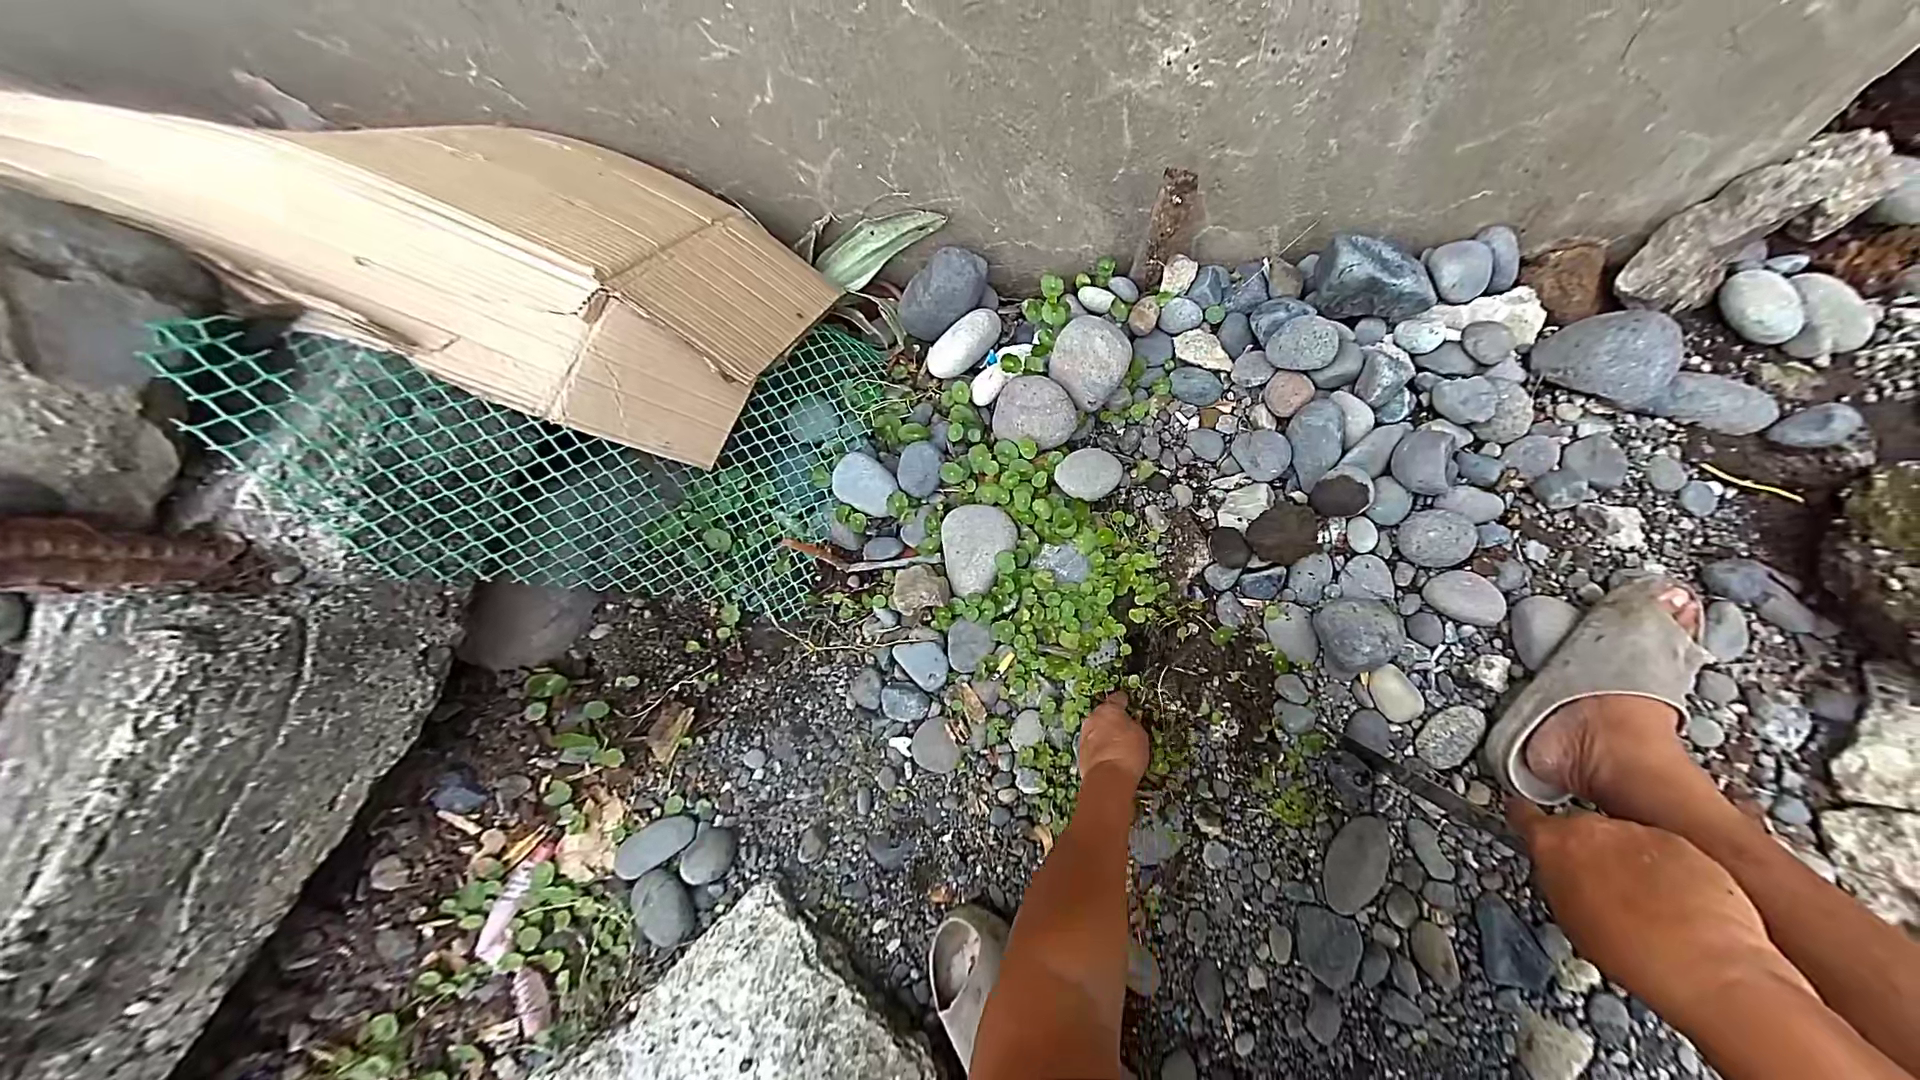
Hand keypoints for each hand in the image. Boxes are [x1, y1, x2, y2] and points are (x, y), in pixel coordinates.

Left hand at [1077, 691, 1147, 786]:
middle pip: (1102, 714)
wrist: (1108, 778)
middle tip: (1122, 726)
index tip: (1125, 700)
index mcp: (1109, 710)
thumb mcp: (1140, 734)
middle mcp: (1093, 719)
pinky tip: (1108, 755)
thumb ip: (1132, 724)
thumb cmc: (1127, 753)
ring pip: (1095, 729)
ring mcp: (1084, 735)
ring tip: (1116, 743)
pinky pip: (1091, 744)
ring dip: (1103, 733)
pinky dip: (1098, 747)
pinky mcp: (1080, 751)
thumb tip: (1129, 724)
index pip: (1117, 699)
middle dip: (1111, 719)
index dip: (1122, 700)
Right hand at [1508, 800, 1811, 1026]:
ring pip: (1626, 838)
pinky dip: (1671, 867)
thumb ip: (1556, 877)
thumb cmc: (1633, 949)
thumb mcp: (1567, 913)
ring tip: (1650, 899)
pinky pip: (1668, 848)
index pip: (1524, 815)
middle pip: (1581, 828)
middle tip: (1602, 882)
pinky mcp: (1681, 844)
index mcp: (1550, 841)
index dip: (1526, 818)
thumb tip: (1561, 873)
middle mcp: (1589, 828)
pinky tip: (1680, 899)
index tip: (1528, 818)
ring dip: (1632, 859)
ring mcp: (1636, 833)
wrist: (1705, 966)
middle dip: (1590, 849)